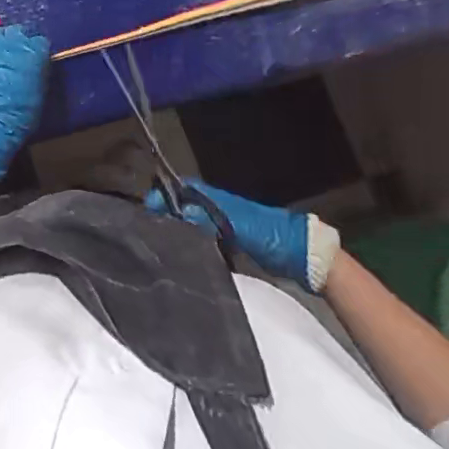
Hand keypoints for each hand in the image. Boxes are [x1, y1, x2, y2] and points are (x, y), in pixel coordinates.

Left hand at [0, 25, 49, 179]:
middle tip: (10, 57)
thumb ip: (37, 69)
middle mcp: (15, 40)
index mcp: (36, 51)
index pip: (37, 41)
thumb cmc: (23, 111)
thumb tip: (32, 63)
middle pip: (15, 32)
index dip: (32, 51)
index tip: (28, 59)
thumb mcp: (40, 88)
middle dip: (13, 43)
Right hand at [148, 178, 339, 292]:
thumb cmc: (272, 237)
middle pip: (181, 206)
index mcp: (216, 198)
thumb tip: (178, 213)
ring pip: (189, 223)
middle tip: (148, 230)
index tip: (147, 210)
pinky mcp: (225, 242)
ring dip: (176, 230)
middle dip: (164, 214)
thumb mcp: (241, 225)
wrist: (301, 257)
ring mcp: (220, 225)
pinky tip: (180, 255)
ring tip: (159, 243)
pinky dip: (189, 244)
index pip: (180, 191)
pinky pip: (199, 239)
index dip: (162, 197)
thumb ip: (210, 217)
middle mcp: (214, 207)